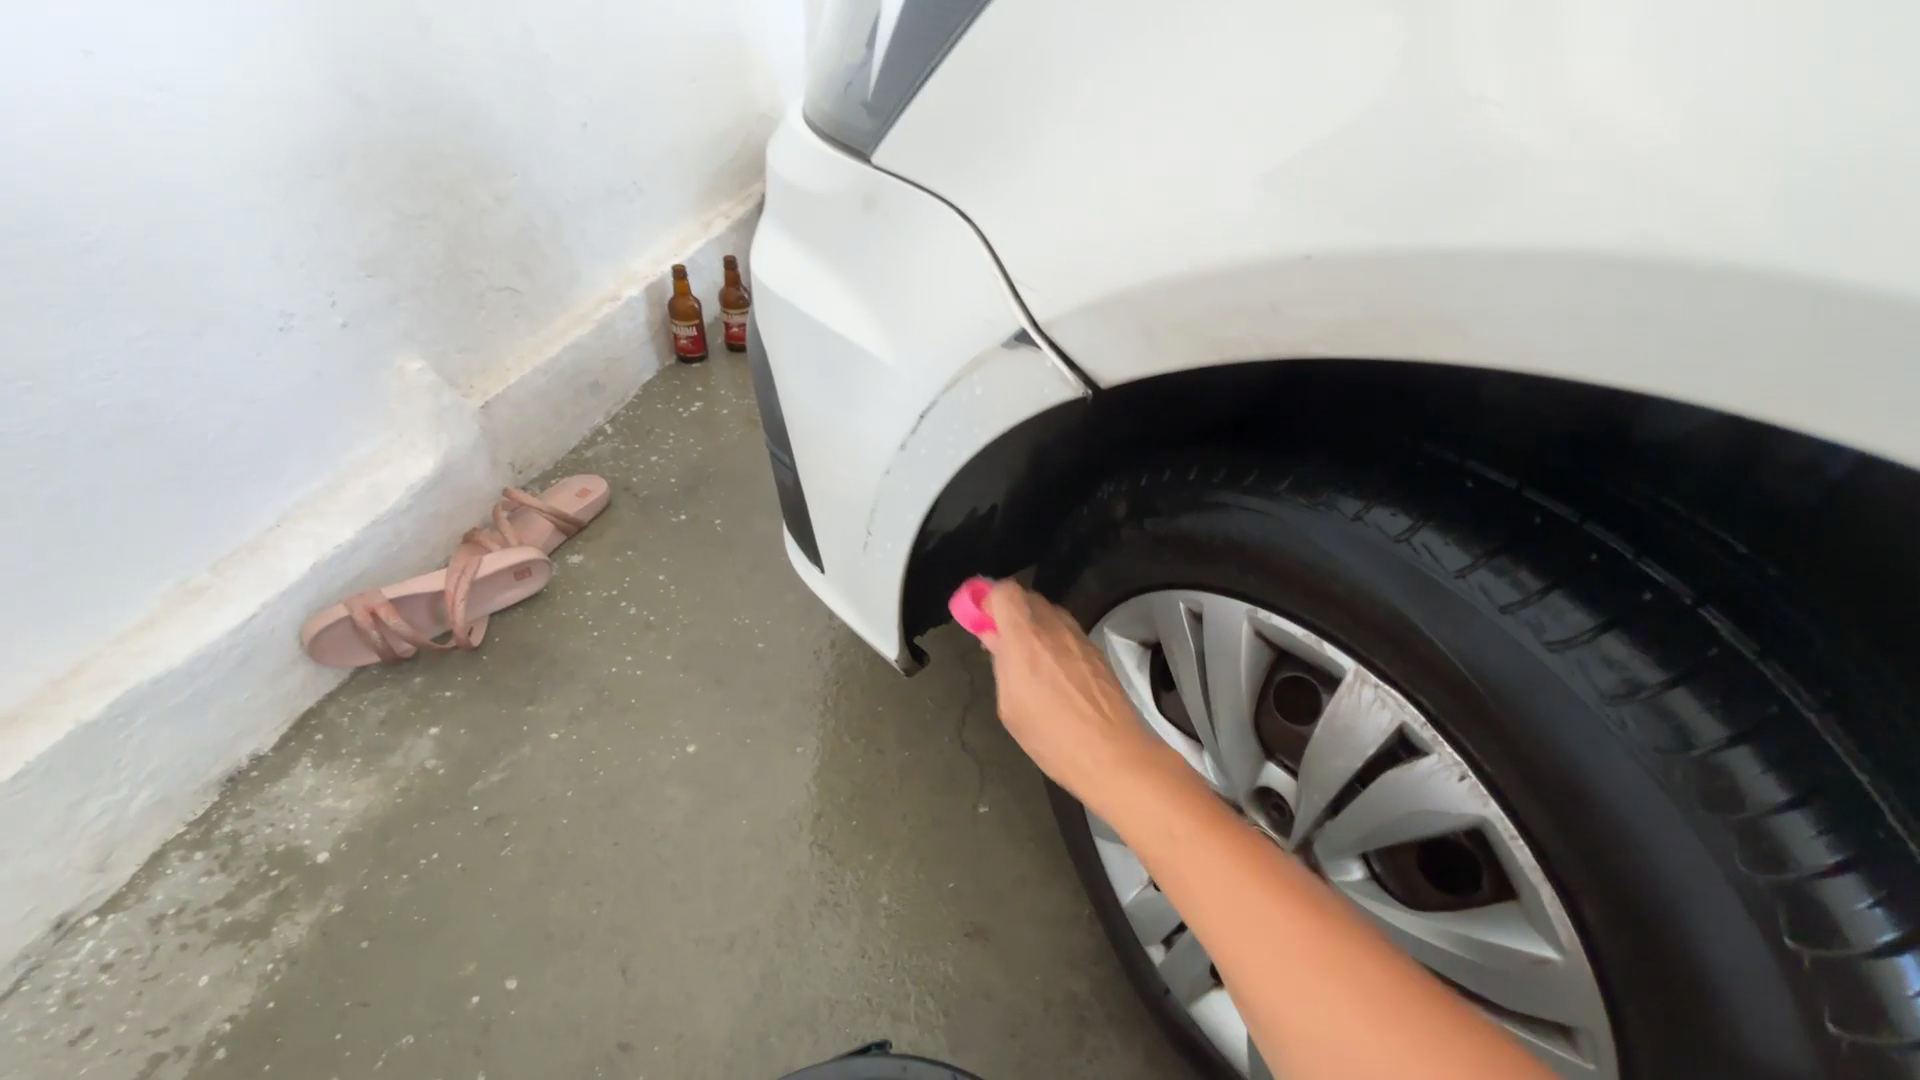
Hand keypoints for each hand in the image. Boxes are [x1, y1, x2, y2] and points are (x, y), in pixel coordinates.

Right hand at [976, 581, 1180, 808]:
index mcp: (1025, 638)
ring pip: (1051, 614)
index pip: (1004, 591)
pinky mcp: (1098, 652)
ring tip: (1031, 663)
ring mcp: (1080, 638)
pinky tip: (1057, 675)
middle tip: (1003, 644)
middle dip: (1011, 613)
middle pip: (1028, 598)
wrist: (1113, 754)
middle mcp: (1054, 628)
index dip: (989, 601)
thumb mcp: (1010, 707)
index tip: (982, 623)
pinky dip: (1056, 642)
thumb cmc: (1051, 737)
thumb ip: (1001, 665)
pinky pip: (1068, 633)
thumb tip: (995, 639)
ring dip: (1035, 627)